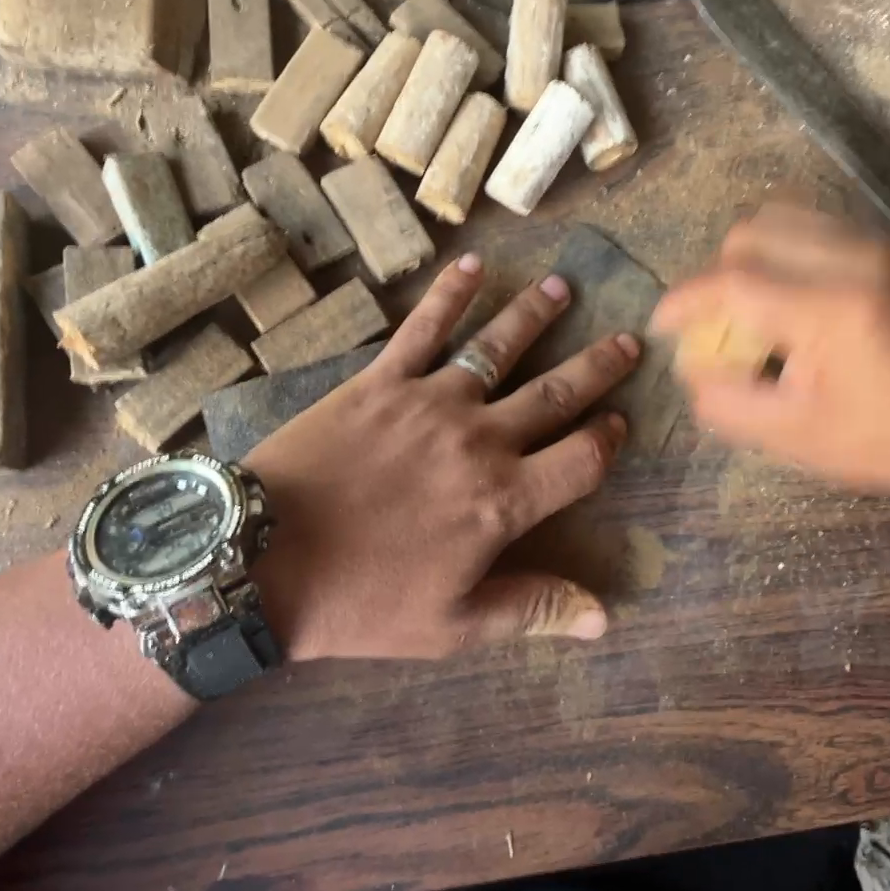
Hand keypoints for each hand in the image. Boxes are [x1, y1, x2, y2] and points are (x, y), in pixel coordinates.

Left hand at [244, 254, 639, 661]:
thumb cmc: (359, 601)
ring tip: (564, 288)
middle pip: (555, 394)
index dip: (608, 441)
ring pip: (497, 348)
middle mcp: (479, 441)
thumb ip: (531, 610)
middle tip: (628, 341)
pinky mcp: (380, 381)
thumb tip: (603, 619)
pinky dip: (450, 294)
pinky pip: (423, 328)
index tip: (619, 423)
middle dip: (596, 367)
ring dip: (535, 316)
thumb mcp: (451, 625)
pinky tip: (473, 264)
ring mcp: (430, 402)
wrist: (261, 562)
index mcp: (503, 502)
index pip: (580, 461)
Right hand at [651, 200, 889, 509]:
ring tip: (748, 308)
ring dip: (748, 258)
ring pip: (781, 219)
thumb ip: (726, 402)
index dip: (684, 302)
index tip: (660, 326)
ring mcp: (878, 246)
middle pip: (750, 234)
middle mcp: (854, 259)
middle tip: (714, 326)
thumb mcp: (796, 438)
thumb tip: (690, 366)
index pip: (731, 281)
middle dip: (715, 278)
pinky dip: (782, 250)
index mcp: (831, 310)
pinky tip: (786, 296)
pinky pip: (814, 225)